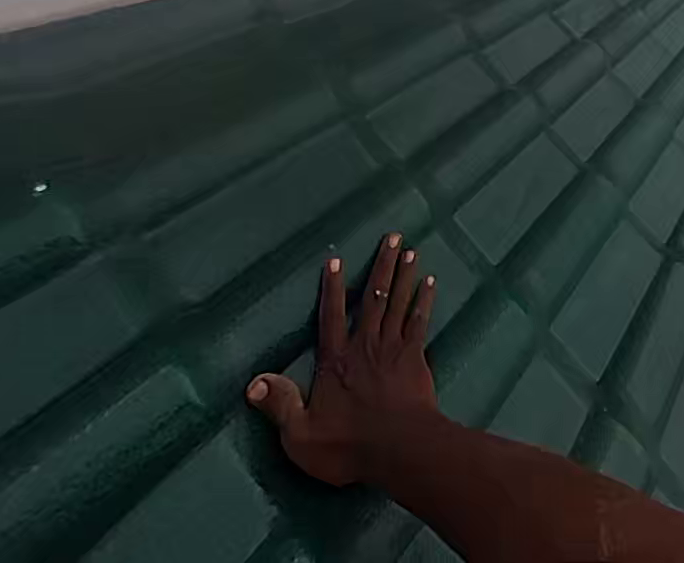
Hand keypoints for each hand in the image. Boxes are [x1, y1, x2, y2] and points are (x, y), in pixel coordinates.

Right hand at [246, 232, 439, 487]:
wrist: (398, 448)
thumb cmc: (347, 445)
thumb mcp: (300, 435)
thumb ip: (280, 405)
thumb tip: (253, 382)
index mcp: (336, 361)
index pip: (331, 316)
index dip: (332, 288)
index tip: (336, 259)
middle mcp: (365, 344)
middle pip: (374, 296)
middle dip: (382, 264)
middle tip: (393, 236)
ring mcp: (393, 346)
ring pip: (398, 301)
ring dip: (404, 274)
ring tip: (410, 249)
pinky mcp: (415, 354)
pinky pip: (420, 320)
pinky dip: (424, 299)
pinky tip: (430, 281)